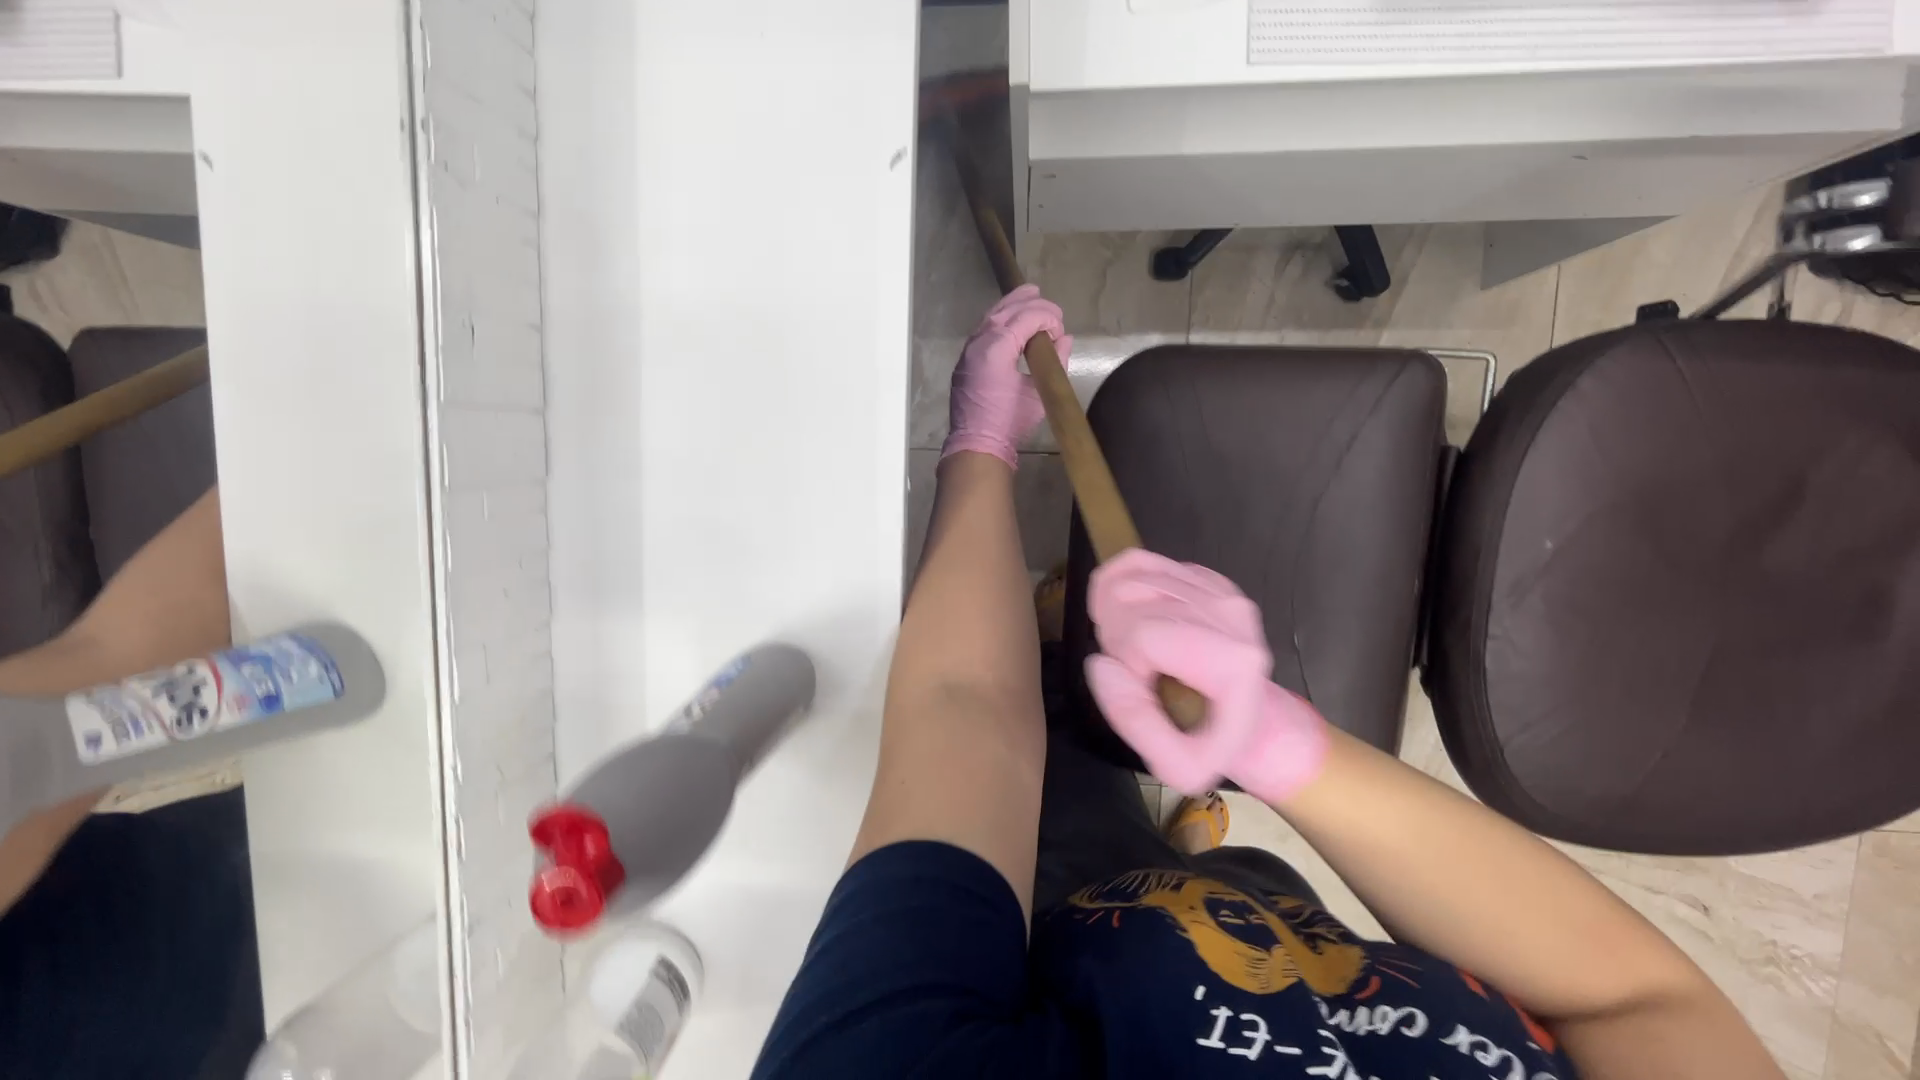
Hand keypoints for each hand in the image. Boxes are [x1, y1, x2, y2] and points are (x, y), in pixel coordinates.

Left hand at [940, 284, 1071, 469]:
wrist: (976, 443)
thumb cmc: (1009, 422)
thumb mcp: (1039, 392)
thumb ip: (1055, 361)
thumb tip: (1064, 340)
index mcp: (997, 347)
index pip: (1026, 317)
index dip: (1047, 317)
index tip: (1061, 328)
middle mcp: (979, 342)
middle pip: (1006, 310)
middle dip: (1028, 302)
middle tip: (1047, 301)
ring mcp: (969, 351)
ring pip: (991, 317)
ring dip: (1011, 306)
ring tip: (1029, 295)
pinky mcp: (966, 361)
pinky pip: (983, 330)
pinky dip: (999, 320)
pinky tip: (1010, 321)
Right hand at [1083, 549, 1327, 803]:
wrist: (1258, 725)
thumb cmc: (1216, 747)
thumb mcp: (1178, 766)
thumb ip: (1134, 721)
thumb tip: (1100, 663)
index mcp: (1231, 660)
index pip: (1143, 634)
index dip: (1125, 663)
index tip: (1142, 690)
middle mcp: (1231, 614)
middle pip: (1132, 599)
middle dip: (1116, 638)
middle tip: (1134, 673)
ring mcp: (1222, 590)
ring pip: (1131, 576)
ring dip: (1116, 613)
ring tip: (1134, 649)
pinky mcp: (1210, 579)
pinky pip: (1141, 561)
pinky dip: (1119, 584)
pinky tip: (1127, 615)